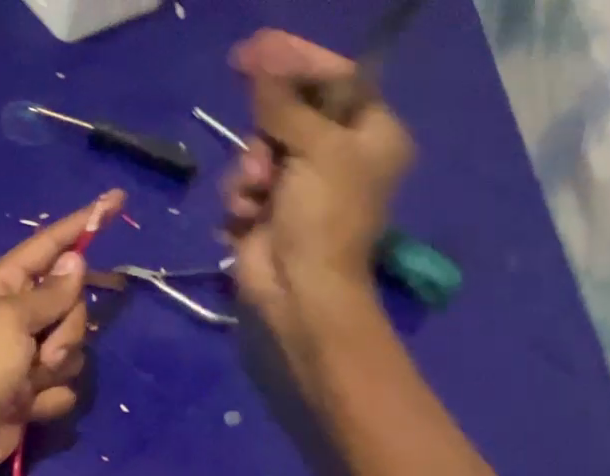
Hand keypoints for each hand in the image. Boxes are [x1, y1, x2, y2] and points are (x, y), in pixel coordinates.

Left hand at [0, 190, 123, 475]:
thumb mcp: (12, 320)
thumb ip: (51, 292)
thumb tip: (75, 260)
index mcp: (2, 287)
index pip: (50, 245)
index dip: (83, 224)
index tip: (116, 199)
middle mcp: (18, 315)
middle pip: (72, 303)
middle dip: (65, 330)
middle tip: (39, 350)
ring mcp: (28, 354)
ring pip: (74, 347)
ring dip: (55, 368)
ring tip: (28, 382)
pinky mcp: (35, 389)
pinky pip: (66, 384)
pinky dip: (49, 397)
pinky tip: (26, 407)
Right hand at [223, 32, 413, 359]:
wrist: (299, 293)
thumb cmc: (325, 218)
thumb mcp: (316, 149)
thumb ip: (285, 102)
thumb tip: (259, 57)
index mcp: (370, 134)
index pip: (333, 79)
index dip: (295, 60)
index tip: (255, 48)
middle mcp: (336, 155)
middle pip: (288, 114)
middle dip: (266, 132)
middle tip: (260, 148)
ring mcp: (297, 186)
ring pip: (257, 151)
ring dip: (249, 171)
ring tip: (256, 195)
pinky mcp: (264, 214)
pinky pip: (242, 186)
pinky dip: (240, 200)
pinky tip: (247, 218)